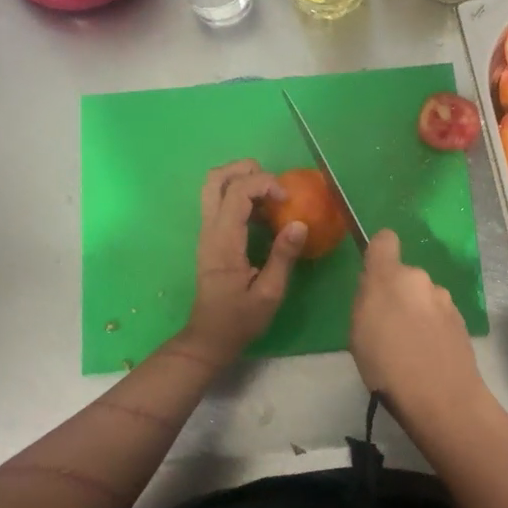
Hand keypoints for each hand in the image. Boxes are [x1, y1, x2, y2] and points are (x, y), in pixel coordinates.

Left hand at [181, 160, 305, 363]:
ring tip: (272, 198)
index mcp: (224, 241)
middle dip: (245, 170)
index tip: (287, 199)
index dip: (264, 184)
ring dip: (242, 181)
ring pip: (214, 188)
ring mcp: (207, 233)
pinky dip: (241, 197)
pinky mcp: (211, 239)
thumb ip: (283, 256)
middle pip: (215, 179)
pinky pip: (220, 204)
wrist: (210, 337)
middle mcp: (210, 230)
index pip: (237, 192)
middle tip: (274, 184)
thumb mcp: (269, 293)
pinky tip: (264, 215)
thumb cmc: (240, 319)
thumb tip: (299, 223)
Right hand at [350, 229, 485, 417]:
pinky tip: (428, 356)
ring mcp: (445, 300)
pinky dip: (432, 329)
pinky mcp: (461, 321)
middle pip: (405, 276)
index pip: (384, 240)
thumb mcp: (358, 332)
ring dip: (417, 312)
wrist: (442, 397)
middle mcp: (421, 280)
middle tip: (387, 327)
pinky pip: (438, 316)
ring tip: (409, 348)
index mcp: (390, 277)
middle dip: (397, 294)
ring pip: (423, 298)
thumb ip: (367, 300)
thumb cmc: (387, 365)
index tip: (373, 275)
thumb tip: (376, 289)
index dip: (379, 252)